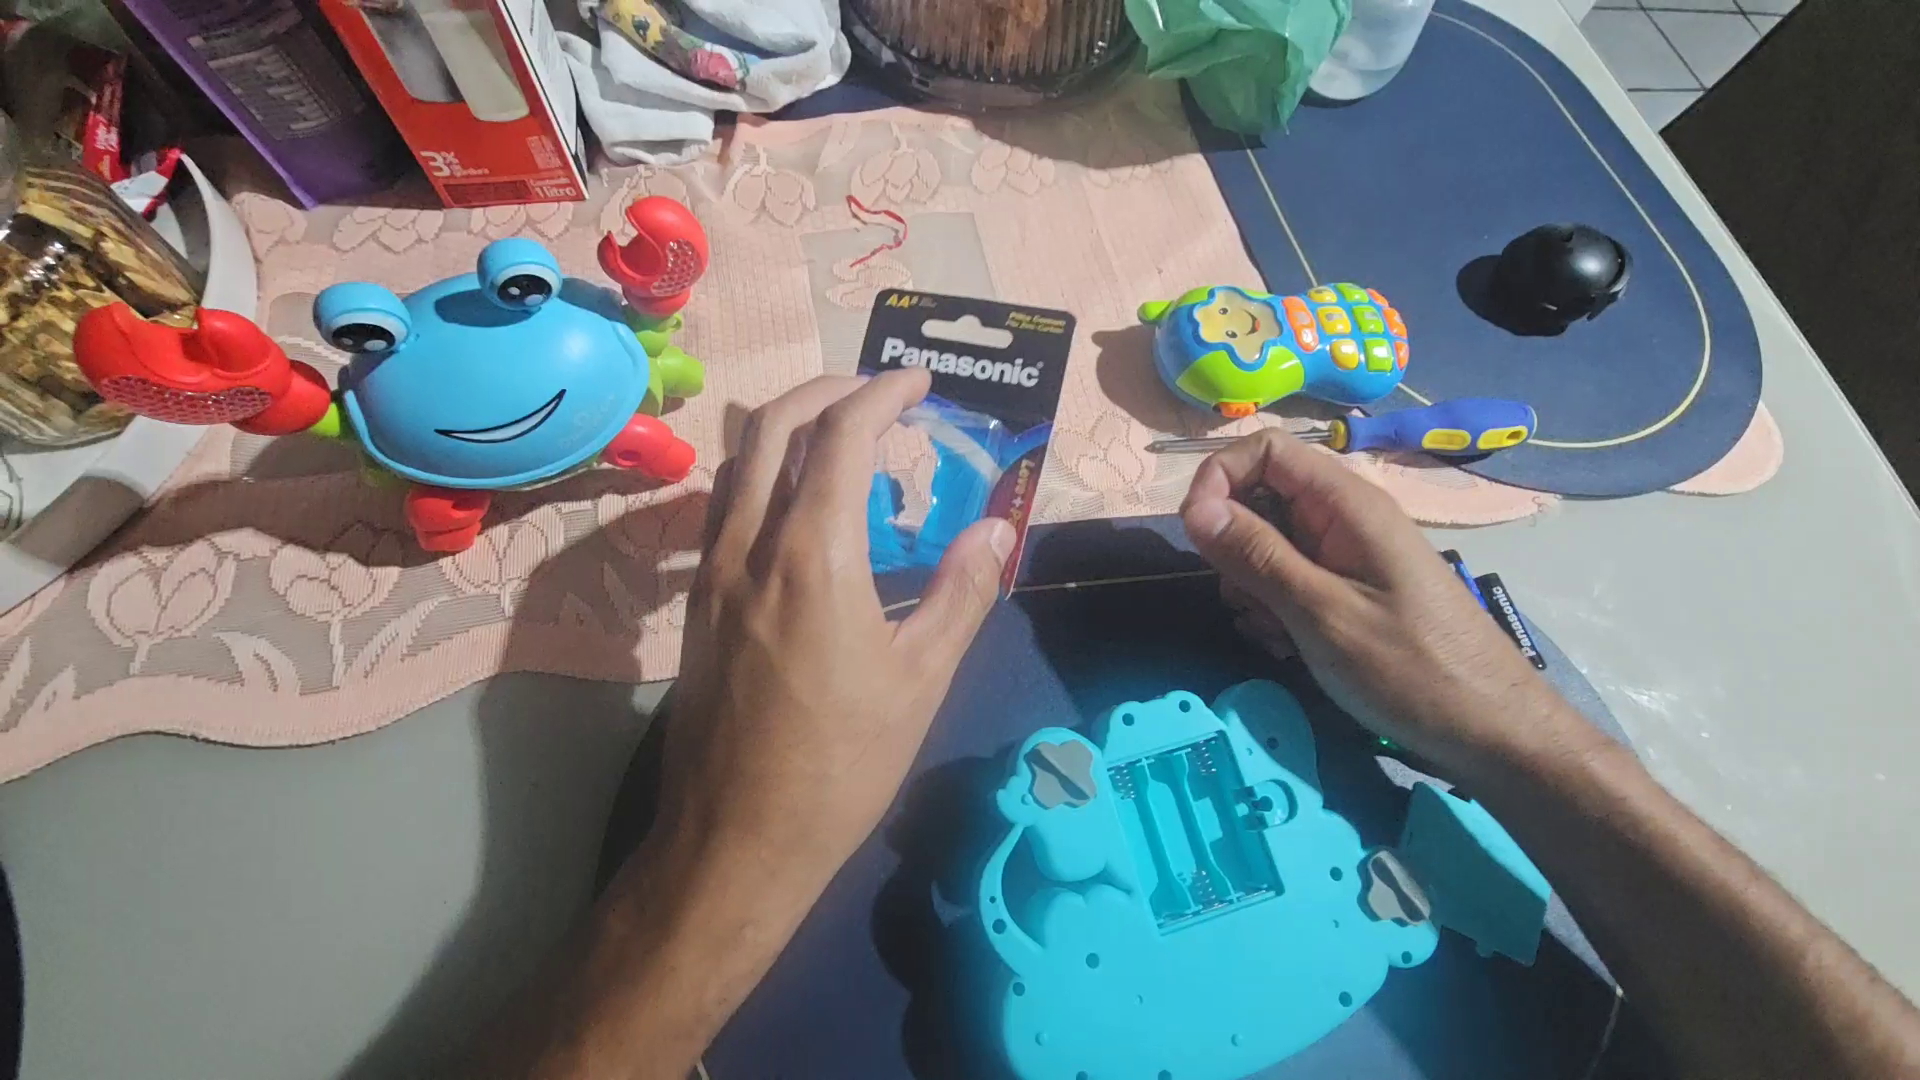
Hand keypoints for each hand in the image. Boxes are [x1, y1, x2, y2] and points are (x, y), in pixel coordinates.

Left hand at [663, 369, 1014, 886]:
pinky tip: (800, 506)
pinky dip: (764, 473)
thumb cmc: (842, 762)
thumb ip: (961, 592)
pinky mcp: (697, 602)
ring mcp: (711, 573)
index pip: (841, 437)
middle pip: (773, 426)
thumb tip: (998, 530)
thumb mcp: (921, 679)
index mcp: (813, 558)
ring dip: (788, 426)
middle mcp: (750, 547)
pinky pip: (726, 505)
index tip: (919, 381)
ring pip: (738, 461)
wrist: (738, 837)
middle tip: (878, 392)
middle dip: (829, 389)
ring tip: (841, 435)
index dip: (883, 394)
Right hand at [1180, 429, 1598, 779]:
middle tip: (1242, 598)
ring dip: (1250, 582)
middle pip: (1261, 495)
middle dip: (1232, 542)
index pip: (1265, 450)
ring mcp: (1347, 553)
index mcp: (1346, 504)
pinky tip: (1285, 642)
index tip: (1196, 533)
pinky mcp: (1348, 586)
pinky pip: (1289, 575)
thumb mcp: (1321, 613)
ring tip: (1271, 630)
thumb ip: (1257, 556)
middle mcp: (1345, 517)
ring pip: (1268, 540)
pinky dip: (1272, 604)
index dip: (1219, 478)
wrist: (1492, 733)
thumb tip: (1194, 508)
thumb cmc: (1411, 670)